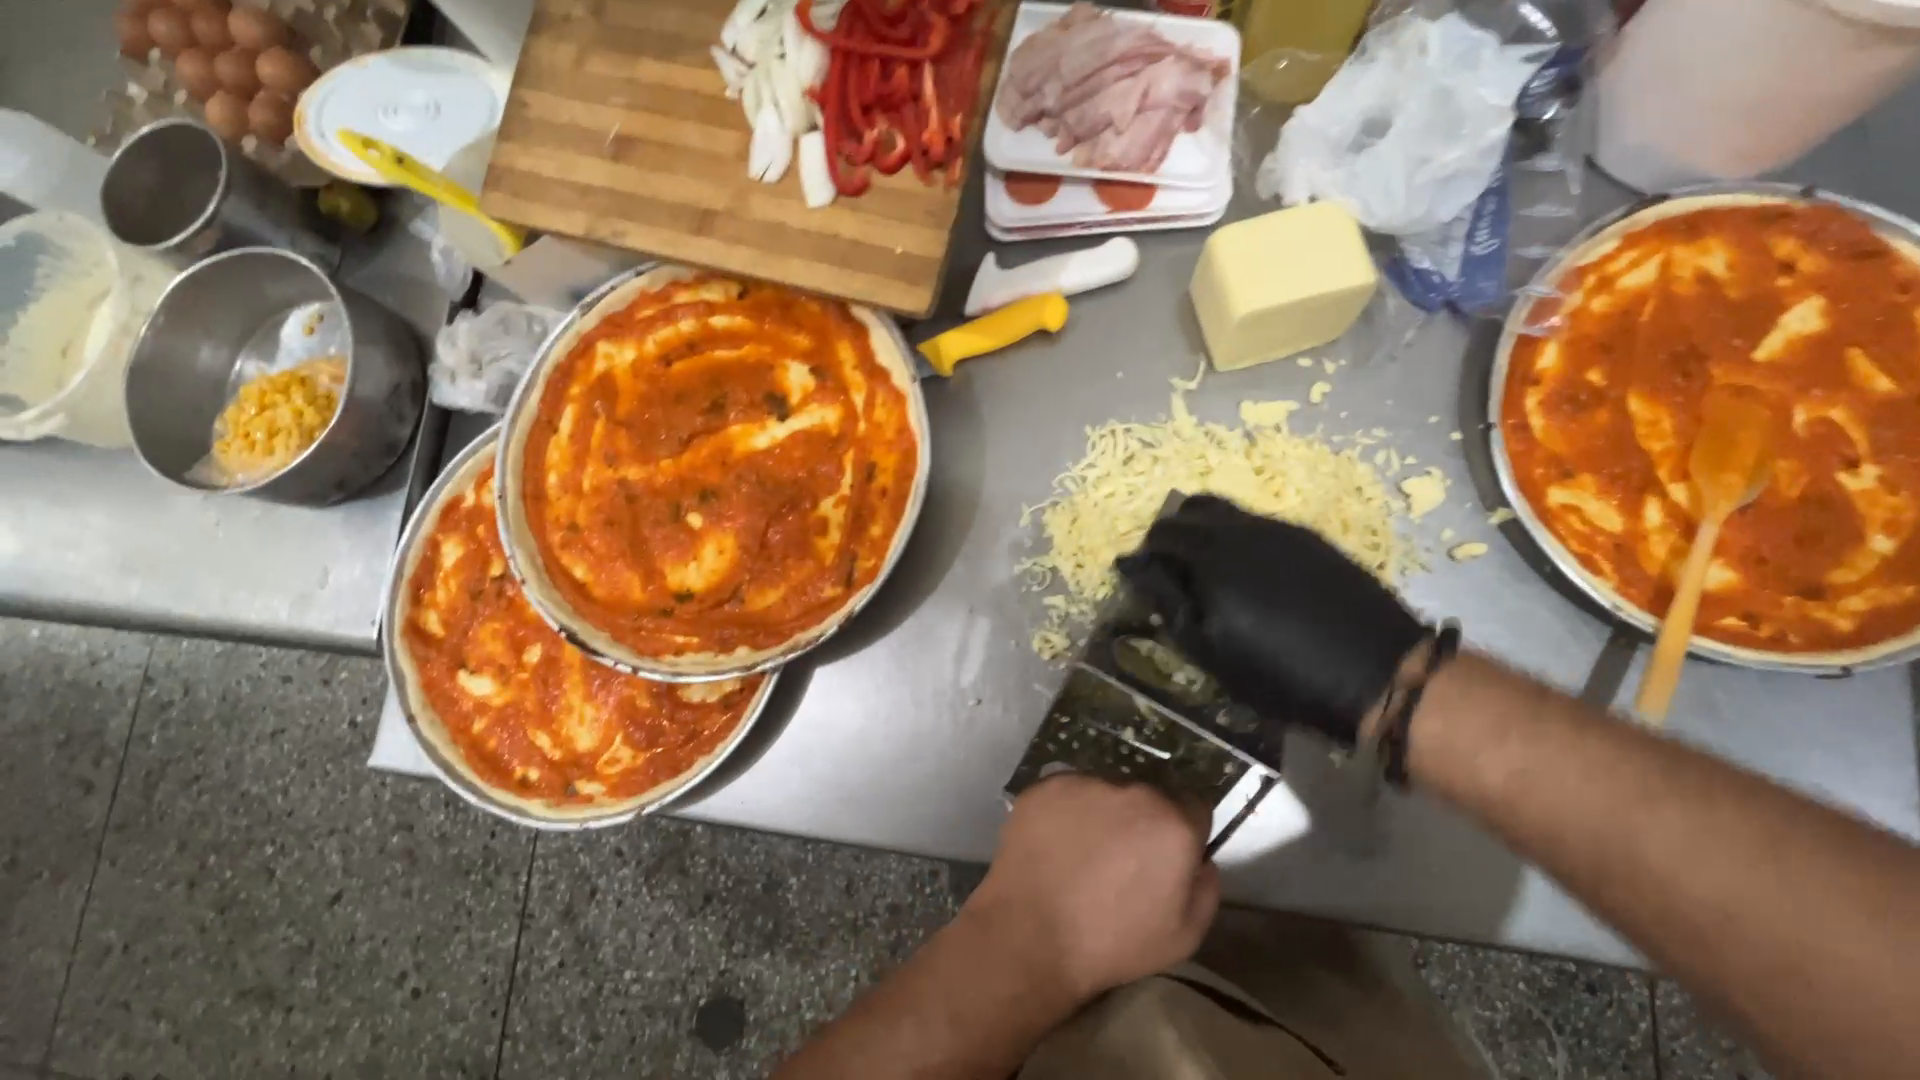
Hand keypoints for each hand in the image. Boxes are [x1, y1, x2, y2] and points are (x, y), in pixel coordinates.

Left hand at [964, 774, 1218, 1002]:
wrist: (1031, 938)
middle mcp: (1132, 790)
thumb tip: (1200, 857)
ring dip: (1102, 812)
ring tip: (1082, 851)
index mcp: (1173, 823)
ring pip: (1105, 790)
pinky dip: (1065, 811)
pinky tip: (1055, 843)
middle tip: (1120, 856)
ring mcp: (1084, 783)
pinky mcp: (1044, 785)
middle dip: (1142, 820)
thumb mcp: (1186, 935)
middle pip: (1148, 796)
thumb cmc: (1112, 943)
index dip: (1183, 832)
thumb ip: (1206, 885)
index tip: (1165, 855)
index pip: (1193, 807)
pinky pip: (1067, 792)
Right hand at [1116, 495, 1425, 748]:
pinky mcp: (1311, 539)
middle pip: (1193, 510)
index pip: (1161, 536)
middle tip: (1170, 571)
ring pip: (1228, 513)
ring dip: (1206, 532)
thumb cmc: (1280, 674)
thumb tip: (1133, 567)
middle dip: (1172, 534)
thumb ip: (1168, 601)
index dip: (1145, 555)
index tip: (1141, 579)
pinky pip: (1258, 525)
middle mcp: (1243, 529)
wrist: (1378, 672)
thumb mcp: (1210, 649)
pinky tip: (1249, 576)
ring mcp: (1282, 529)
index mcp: (1212, 555)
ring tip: (1207, 572)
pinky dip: (1238, 539)